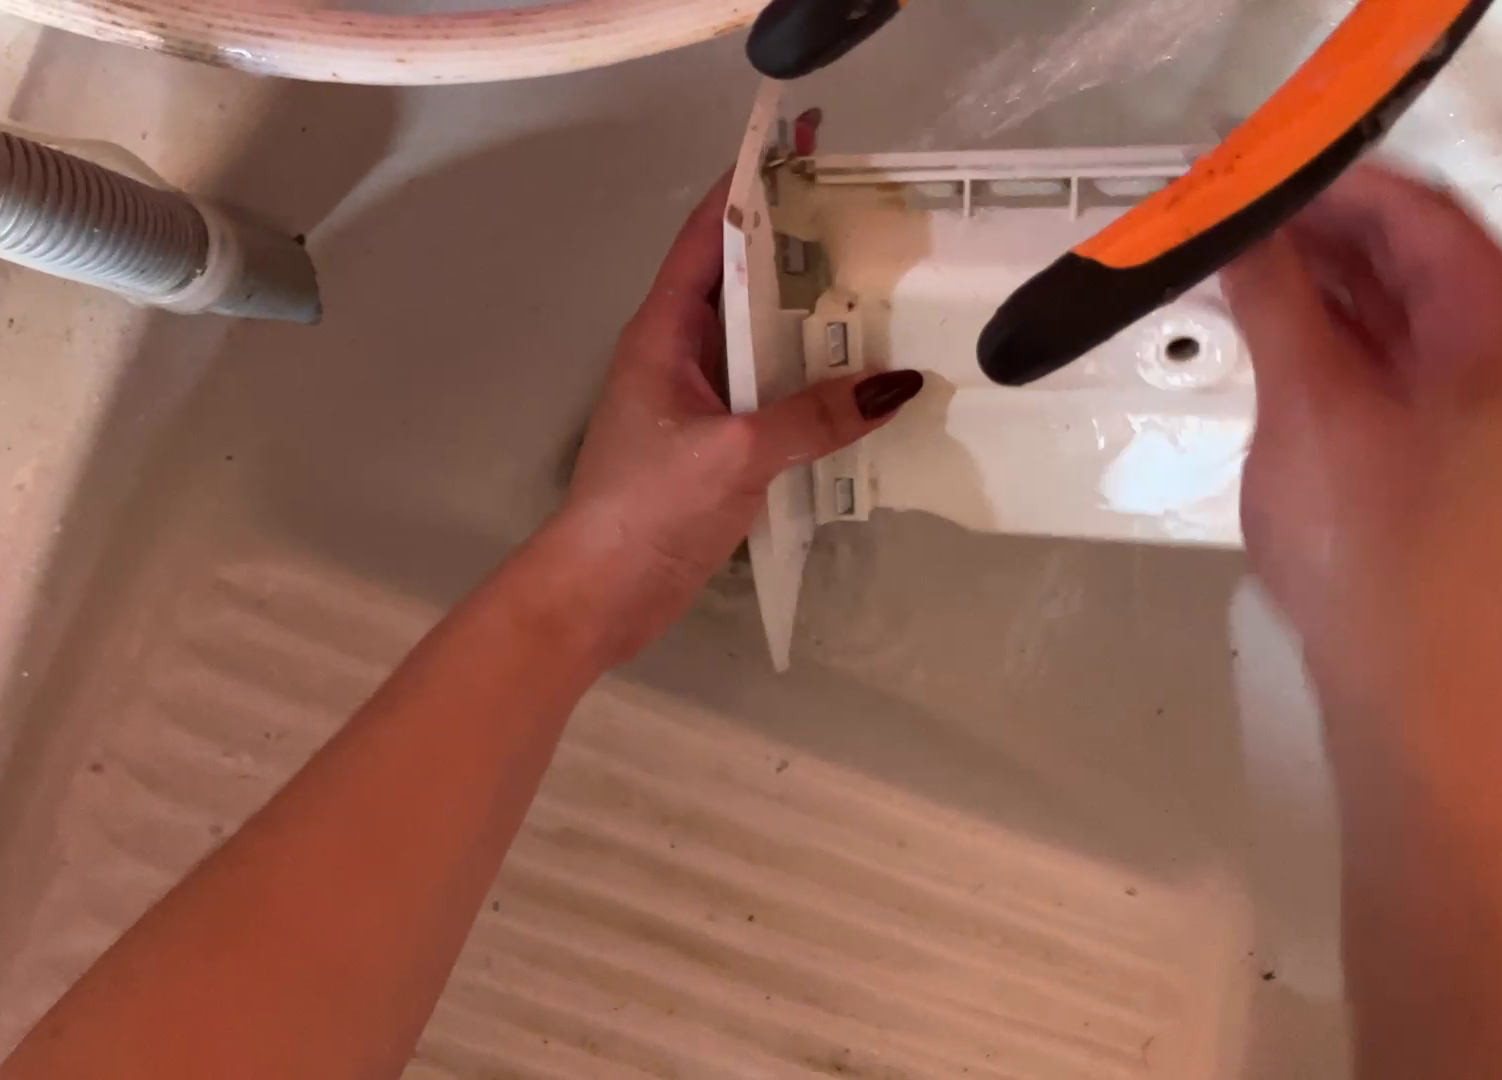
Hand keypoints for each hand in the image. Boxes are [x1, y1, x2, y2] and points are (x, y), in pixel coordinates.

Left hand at [541, 177, 922, 663]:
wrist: (603, 590)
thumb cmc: (649, 505)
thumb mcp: (734, 452)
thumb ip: (813, 417)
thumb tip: (898, 384)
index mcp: (663, 333)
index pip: (708, 238)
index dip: (752, 190)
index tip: (809, 150)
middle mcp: (678, 356)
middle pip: (742, 287)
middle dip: (799, 256)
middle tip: (876, 228)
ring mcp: (697, 404)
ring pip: (760, 348)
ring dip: (810, 329)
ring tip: (885, 298)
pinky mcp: (715, 448)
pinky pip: (768, 401)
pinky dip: (808, 391)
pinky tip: (860, 388)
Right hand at [1224, 164, 1501, 715]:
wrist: (1391, 650)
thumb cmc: (1362, 534)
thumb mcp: (1310, 408)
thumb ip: (1277, 308)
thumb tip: (1237, 233)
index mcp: (1500, 329)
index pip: (1417, 216)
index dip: (1330, 186)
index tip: (1242, 174)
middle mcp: (1494, 345)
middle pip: (1401, 254)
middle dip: (1310, 229)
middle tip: (1217, 219)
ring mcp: (1455, 389)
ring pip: (1376, 302)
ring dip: (1303, 278)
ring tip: (1221, 263)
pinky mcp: (1413, 424)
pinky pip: (1363, 348)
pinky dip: (1309, 326)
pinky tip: (1256, 319)